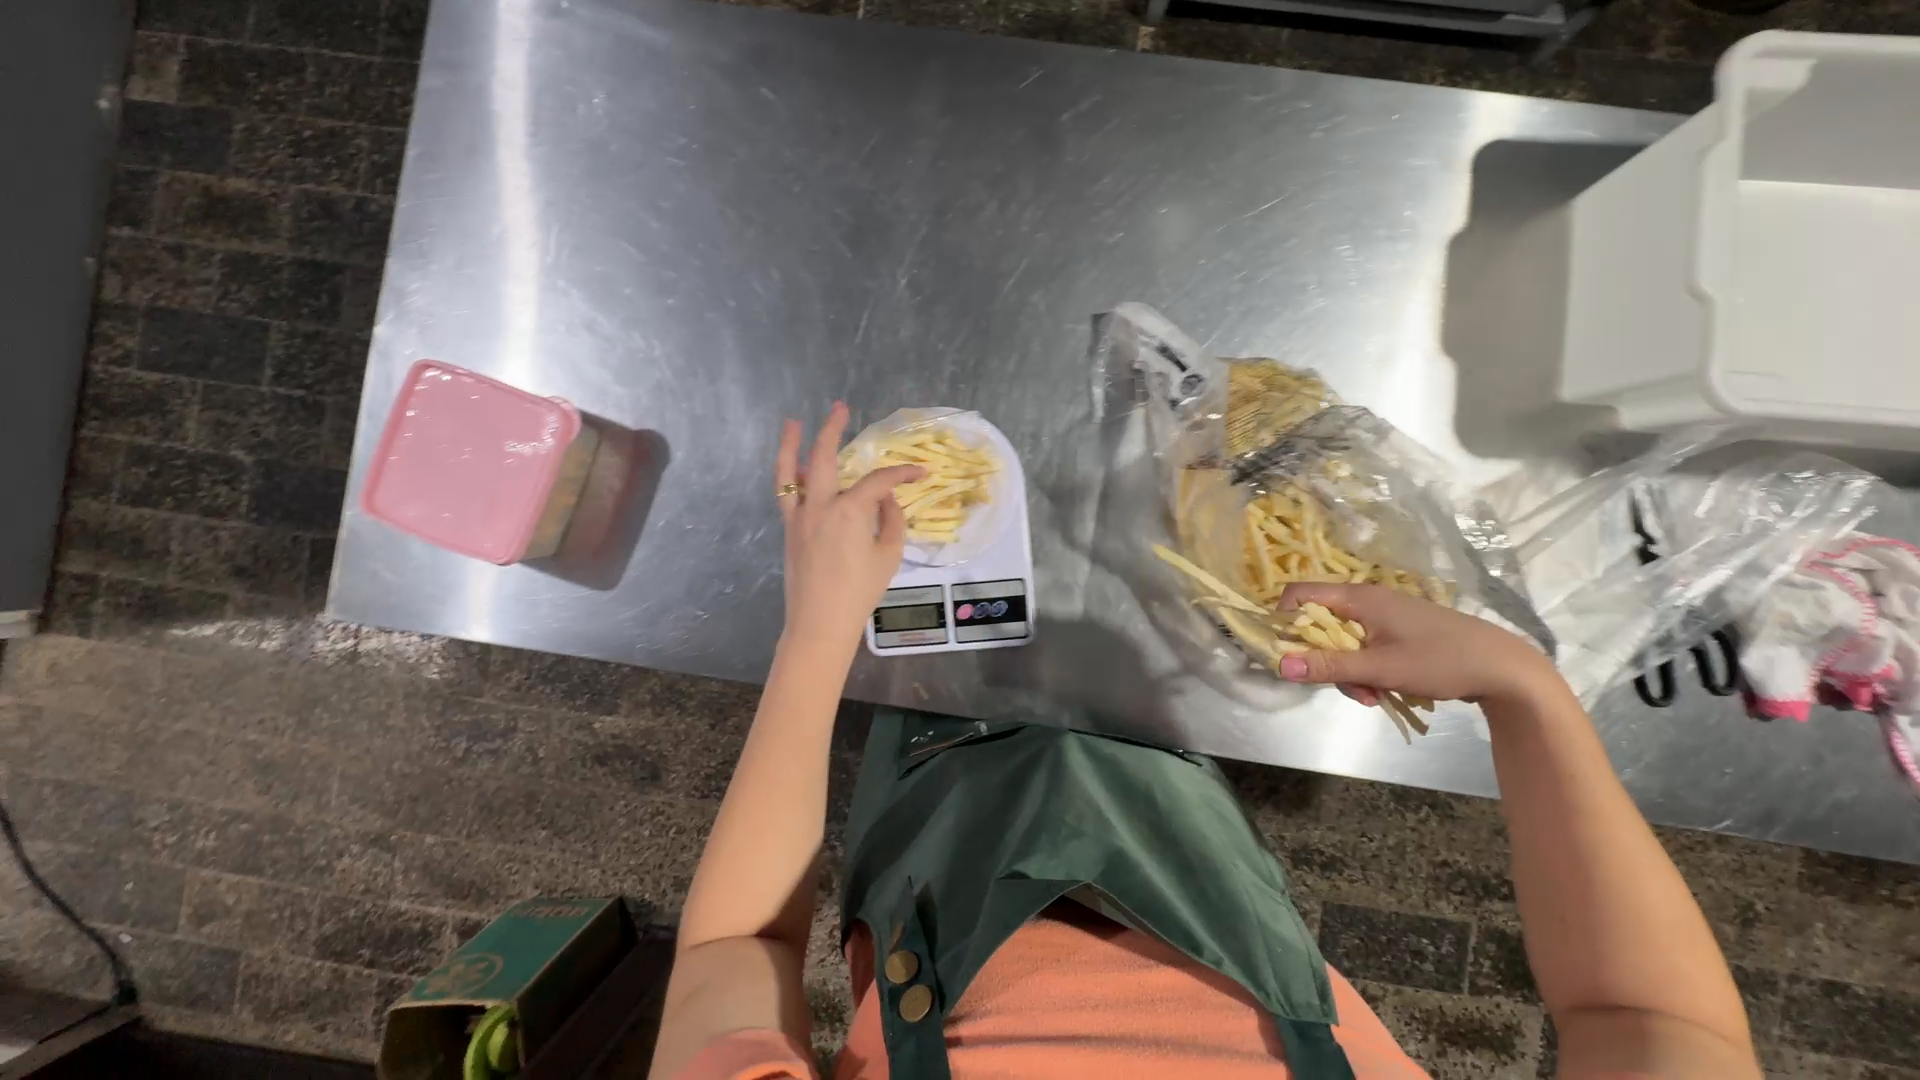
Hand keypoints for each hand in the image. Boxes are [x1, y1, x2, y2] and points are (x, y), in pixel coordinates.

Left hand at [775, 403, 923, 648]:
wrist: (821, 622)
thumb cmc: (860, 592)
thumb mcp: (888, 555)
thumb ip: (891, 520)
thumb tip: (886, 499)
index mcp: (850, 511)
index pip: (879, 481)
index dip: (902, 473)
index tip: (921, 473)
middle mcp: (821, 505)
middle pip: (824, 457)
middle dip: (832, 429)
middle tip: (840, 408)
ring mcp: (800, 516)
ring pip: (790, 472)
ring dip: (791, 445)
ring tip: (792, 422)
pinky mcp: (789, 530)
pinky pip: (785, 495)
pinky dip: (788, 476)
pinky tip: (794, 467)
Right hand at [1274, 583, 1558, 706]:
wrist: (1505, 668)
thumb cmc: (1440, 660)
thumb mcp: (1379, 669)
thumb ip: (1327, 667)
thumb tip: (1279, 665)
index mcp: (1359, 598)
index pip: (1299, 595)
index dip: (1285, 621)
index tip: (1290, 653)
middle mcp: (1368, 600)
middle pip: (1320, 624)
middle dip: (1324, 659)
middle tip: (1345, 687)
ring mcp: (1386, 616)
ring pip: (1343, 641)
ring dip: (1348, 671)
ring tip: (1373, 697)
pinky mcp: (1400, 631)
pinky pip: (1365, 647)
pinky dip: (1367, 670)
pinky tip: (1385, 691)